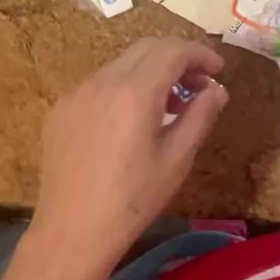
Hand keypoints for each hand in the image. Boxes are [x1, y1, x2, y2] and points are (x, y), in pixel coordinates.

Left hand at [28, 37, 228, 266]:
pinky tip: (132, 121)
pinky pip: (99, 85)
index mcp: (134, 91)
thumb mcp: (176, 160)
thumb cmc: (132, 201)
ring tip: (169, 105)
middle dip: (177, 58)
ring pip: (120, 65)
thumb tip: (216, 89)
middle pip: (145, 48)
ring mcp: (76, 94)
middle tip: (199, 85)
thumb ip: (200, 116)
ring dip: (150, 73)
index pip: (172, 50)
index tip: (218, 70)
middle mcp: (101, 82)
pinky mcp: (60, 111)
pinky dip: (123, 88)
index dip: (200, 54)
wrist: (72, 230)